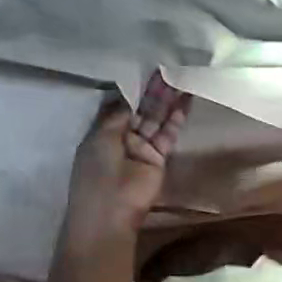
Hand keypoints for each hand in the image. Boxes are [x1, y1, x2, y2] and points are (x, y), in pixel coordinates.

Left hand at [66, 74, 190, 241]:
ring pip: (156, 119)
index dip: (134, 89)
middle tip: (169, 69)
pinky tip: (185, 100)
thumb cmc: (97, 172)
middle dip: (153, 91)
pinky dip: (176, 117)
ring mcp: (141, 147)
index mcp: (103, 132)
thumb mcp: (101, 137)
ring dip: (167, 100)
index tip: (147, 71)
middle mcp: (123, 137)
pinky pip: (167, 133)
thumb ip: (118, 114)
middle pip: (141, 109)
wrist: (110, 213)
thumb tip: (129, 95)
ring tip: (180, 78)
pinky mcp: (158, 157)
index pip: (121, 105)